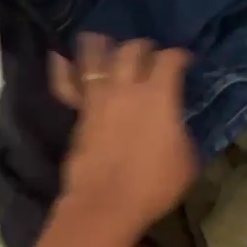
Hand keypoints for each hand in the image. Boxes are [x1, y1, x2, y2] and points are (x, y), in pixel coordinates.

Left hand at [51, 34, 197, 241]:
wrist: (105, 205)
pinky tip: (59, 56)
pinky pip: (68, 84)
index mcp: (160, 95)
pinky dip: (64, 69)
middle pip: (133, 49)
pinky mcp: (79, 114)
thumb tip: (176, 124)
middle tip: (149, 55)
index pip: (171, 59)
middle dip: (144, 47)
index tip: (185, 63)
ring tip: (104, 41)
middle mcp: (128, 87)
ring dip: (102, 45)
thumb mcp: (187, 162)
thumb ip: (183, 133)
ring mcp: (99, 98)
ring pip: (97, 57)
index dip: (180, 56)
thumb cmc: (153, 187)